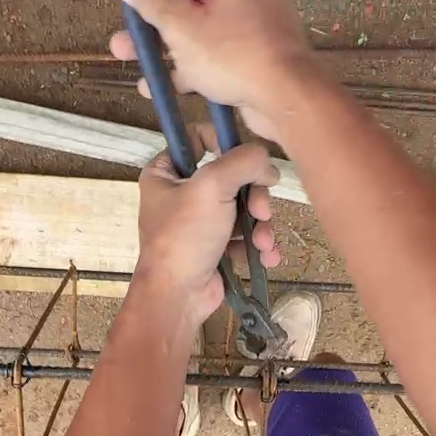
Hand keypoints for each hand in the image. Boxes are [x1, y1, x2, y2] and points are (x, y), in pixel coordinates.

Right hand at [109, 0, 321, 142]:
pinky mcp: (255, 47)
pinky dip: (189, 62)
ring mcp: (253, 15)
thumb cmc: (236, 55)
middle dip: (150, 12)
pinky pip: (216, 46)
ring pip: (199, 22)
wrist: (287, 97)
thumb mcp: (182, 25)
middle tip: (125, 26)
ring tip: (129, 58)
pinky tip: (160, 86)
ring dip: (162, 42)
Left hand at [131, 131, 280, 321]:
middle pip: (231, 178)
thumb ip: (244, 161)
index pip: (198, 138)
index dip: (225, 143)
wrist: (177, 296)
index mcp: (166, 172)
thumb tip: (269, 164)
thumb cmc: (185, 237)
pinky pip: (243, 238)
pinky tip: (267, 256)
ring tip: (264, 242)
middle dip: (254, 196)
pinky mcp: (215, 250)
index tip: (247, 157)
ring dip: (260, 225)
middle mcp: (181, 196)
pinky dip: (257, 246)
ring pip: (242, 210)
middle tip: (261, 210)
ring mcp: (199, 225)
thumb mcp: (213, 186)